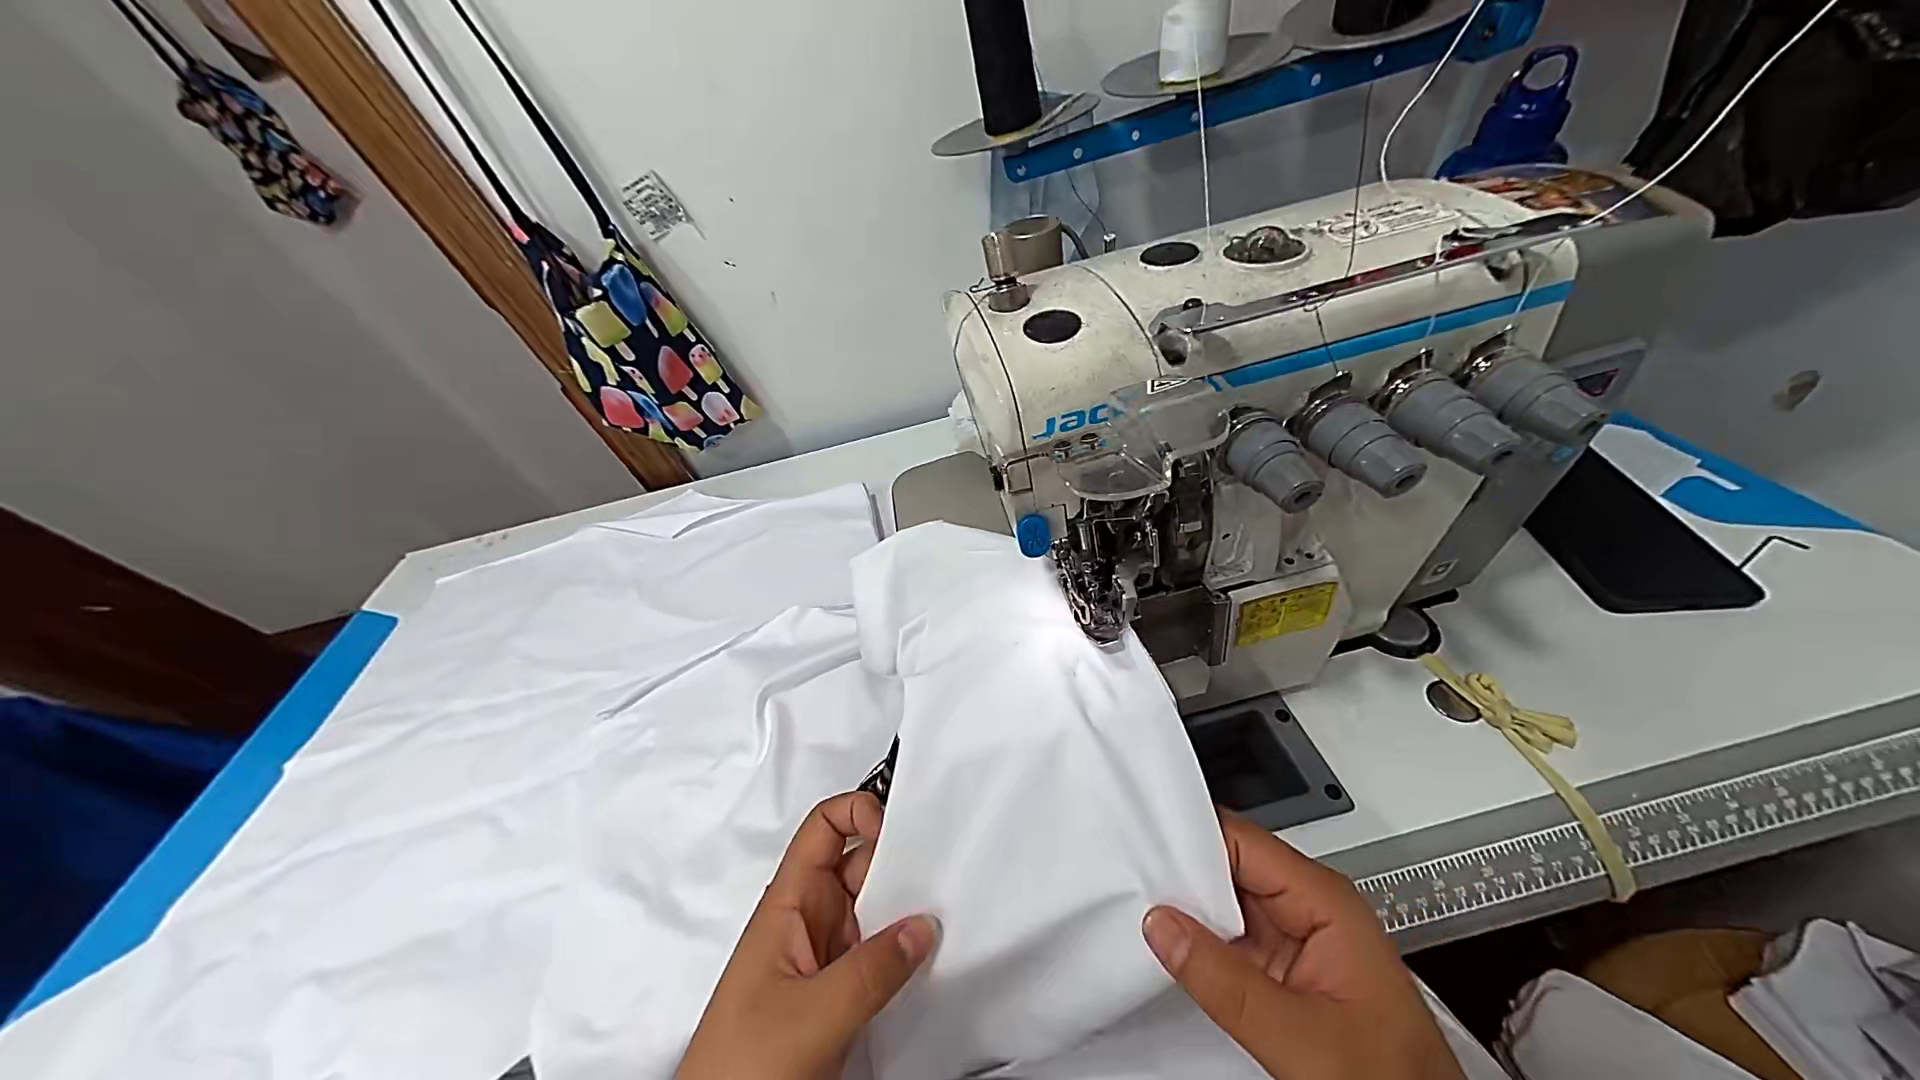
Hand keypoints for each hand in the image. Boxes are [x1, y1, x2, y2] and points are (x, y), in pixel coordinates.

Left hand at [677, 792, 938, 1079]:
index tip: (897, 827)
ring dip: (905, 904)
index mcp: (788, 903)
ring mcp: (825, 955)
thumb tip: (920, 928)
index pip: (823, 829)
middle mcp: (808, 920)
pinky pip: (879, 949)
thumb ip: (872, 969)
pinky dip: (904, 945)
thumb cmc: (737, 1070)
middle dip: (895, 857)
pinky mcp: (840, 990)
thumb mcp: (813, 1013)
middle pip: (857, 863)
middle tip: (937, 862)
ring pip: (873, 907)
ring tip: (941, 905)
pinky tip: (926, 952)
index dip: (858, 811)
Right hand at [1142, 814, 1464, 1079]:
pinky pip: (1223, 930)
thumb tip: (1163, 925)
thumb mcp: (1303, 1038)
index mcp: (1324, 899)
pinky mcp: (1277, 962)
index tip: (1144, 844)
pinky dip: (1194, 935)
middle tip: (1134, 882)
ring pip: (1220, 897)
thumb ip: (1226, 982)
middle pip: (1225, 862)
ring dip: (1184, 906)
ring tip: (1145, 913)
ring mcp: (1290, 933)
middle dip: (1179, 872)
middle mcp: (1307, 904)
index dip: (1189, 837)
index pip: (1240, 839)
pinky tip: (1171, 943)